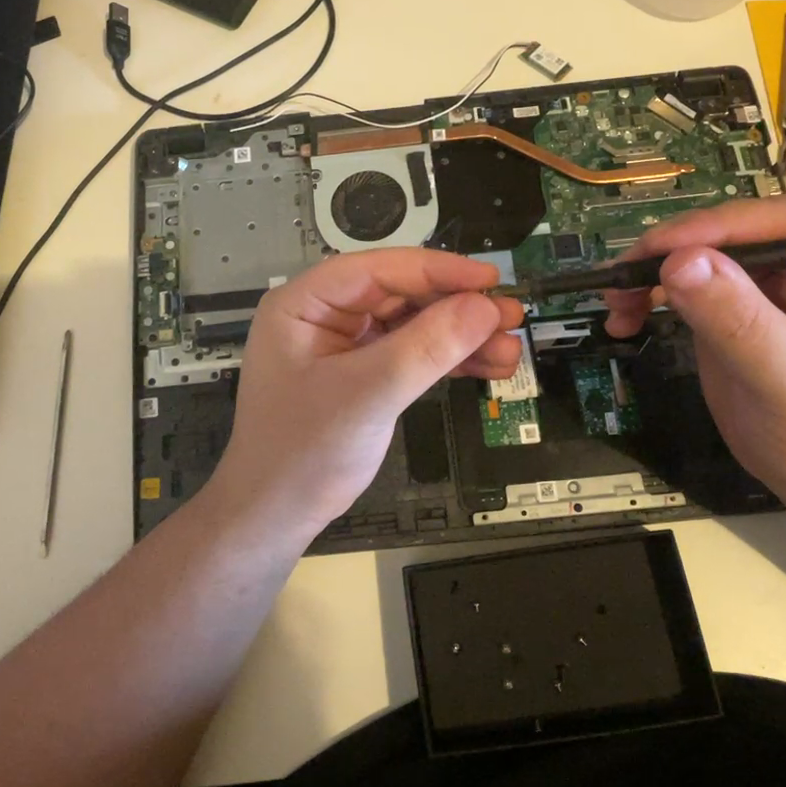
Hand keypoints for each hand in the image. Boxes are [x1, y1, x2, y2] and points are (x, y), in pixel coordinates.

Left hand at [212, 250, 524, 533]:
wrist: (274, 517)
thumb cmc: (303, 452)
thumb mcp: (367, 395)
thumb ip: (425, 348)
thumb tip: (484, 307)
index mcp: (306, 303)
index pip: (379, 269)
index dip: (437, 270)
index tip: (489, 281)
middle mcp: (326, 316)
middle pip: (401, 295)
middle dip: (457, 308)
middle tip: (511, 316)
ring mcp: (346, 347)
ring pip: (413, 326)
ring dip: (461, 337)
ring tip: (510, 349)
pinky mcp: (364, 376)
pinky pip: (412, 356)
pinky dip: (449, 361)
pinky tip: (490, 367)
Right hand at [602, 198, 785, 516]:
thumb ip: (737, 320)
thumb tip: (678, 261)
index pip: (781, 224)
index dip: (716, 229)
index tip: (656, 252)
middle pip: (735, 233)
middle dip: (674, 252)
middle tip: (621, 280)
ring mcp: (777, 283)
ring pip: (704, 253)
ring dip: (654, 273)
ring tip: (616, 306)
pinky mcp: (742, 306)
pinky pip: (692, 283)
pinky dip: (654, 295)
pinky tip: (626, 317)